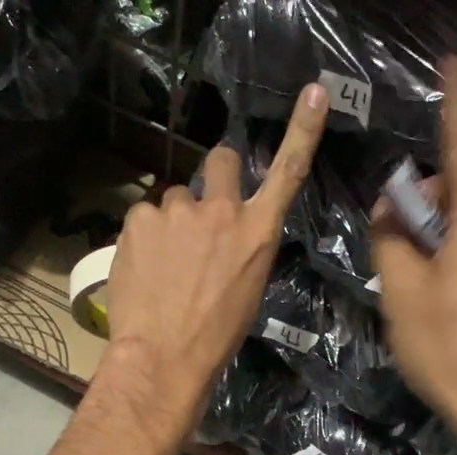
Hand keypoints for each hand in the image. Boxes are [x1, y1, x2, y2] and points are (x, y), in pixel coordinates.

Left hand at [104, 83, 328, 397]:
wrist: (164, 357)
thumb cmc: (214, 338)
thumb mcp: (247, 292)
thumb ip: (243, 250)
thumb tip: (228, 239)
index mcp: (258, 233)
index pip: (288, 172)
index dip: (302, 130)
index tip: (314, 94)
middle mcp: (222, 210)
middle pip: (220, 161)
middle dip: (212, 179)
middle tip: (198, 215)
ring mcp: (179, 211)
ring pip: (175, 200)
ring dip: (172, 222)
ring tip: (164, 265)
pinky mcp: (141, 218)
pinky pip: (143, 218)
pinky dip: (142, 239)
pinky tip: (143, 269)